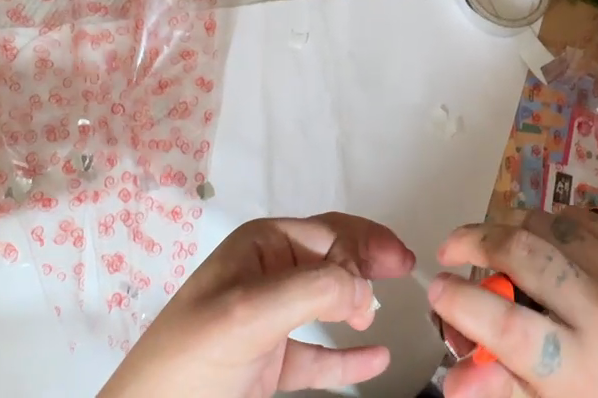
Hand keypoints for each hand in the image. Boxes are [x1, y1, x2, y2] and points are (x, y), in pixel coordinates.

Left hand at [98, 212, 415, 397]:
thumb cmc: (192, 360)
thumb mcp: (248, 314)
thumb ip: (312, 290)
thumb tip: (366, 287)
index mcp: (260, 246)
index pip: (327, 232)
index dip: (364, 244)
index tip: (394, 270)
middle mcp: (267, 275)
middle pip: (332, 258)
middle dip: (368, 260)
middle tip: (406, 268)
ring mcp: (268, 321)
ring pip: (328, 302)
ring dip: (359, 302)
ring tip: (384, 313)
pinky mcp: (269, 366)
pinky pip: (319, 355)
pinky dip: (348, 356)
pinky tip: (377, 358)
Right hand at [428, 208, 597, 397]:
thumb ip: (499, 387)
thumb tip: (451, 378)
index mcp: (579, 364)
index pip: (504, 324)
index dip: (460, 303)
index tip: (436, 291)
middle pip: (523, 251)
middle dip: (474, 241)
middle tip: (450, 250)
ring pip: (547, 222)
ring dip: (511, 230)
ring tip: (495, 250)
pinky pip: (577, 215)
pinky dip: (549, 223)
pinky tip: (542, 244)